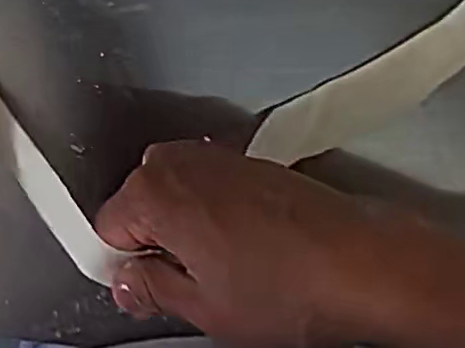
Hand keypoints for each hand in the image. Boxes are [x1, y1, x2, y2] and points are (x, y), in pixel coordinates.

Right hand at [95, 139, 407, 345]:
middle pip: (135, 204)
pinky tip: (245, 243)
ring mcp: (203, 153)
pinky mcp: (232, 154)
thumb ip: (151, 290)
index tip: (142, 284)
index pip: (105, 227)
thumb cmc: (290, 283)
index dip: (123, 263)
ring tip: (227, 263)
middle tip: (194, 281)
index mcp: (151, 191)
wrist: (358, 259)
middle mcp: (171, 160)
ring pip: (168, 193)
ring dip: (184, 225)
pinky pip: (199, 183)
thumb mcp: (207, 310)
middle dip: (155, 241)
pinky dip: (211, 209)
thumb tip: (129, 285)